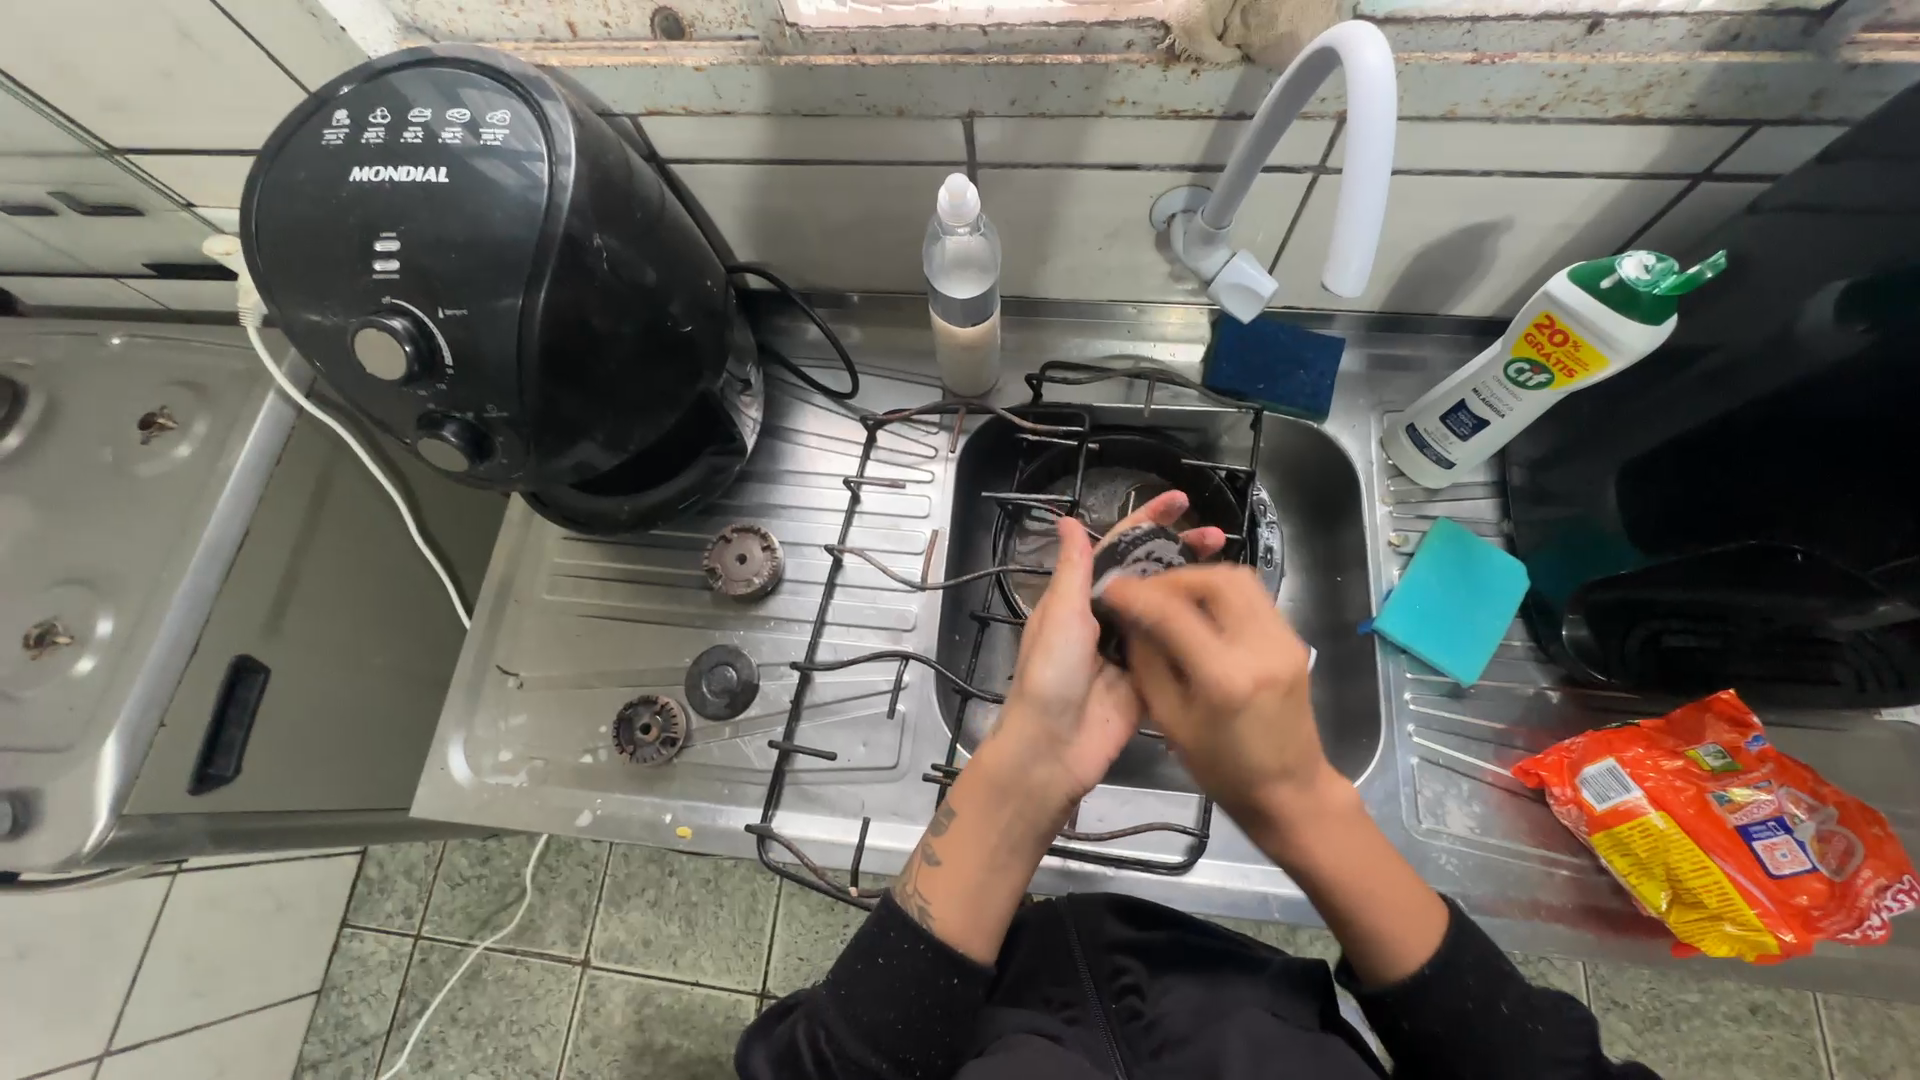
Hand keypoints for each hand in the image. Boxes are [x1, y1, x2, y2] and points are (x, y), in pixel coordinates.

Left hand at [989, 491, 1224, 808]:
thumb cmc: (1050, 675)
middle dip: (1179, 551)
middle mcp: (1106, 617)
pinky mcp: (1149, 679)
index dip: (1147, 522)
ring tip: (1227, 568)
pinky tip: (1223, 617)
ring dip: (1192, 586)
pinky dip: (1195, 632)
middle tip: (1218, 537)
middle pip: (1148, 574)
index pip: (1117, 547)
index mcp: (1081, 596)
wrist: (1054, 747)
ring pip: (1166, 609)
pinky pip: (1173, 649)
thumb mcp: (1060, 616)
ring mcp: (1129, 649)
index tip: (1180, 501)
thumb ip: (1073, 570)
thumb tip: (1068, 520)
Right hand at [1099, 565, 1342, 828]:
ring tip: (1171, 598)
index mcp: (1224, 677)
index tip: (1111, 589)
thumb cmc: (1222, 767)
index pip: (1174, 613)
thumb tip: (1130, 617)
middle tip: (1146, 593)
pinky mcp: (1293, 639)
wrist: (1290, 790)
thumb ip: (1147, 661)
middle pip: (1215, 580)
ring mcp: (1284, 640)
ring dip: (1198, 579)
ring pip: (1239, 578)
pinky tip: (1200, 612)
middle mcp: (1261, 647)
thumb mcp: (1170, 719)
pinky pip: (1253, 596)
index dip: (1137, 594)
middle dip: (1172, 578)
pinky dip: (1220, 592)